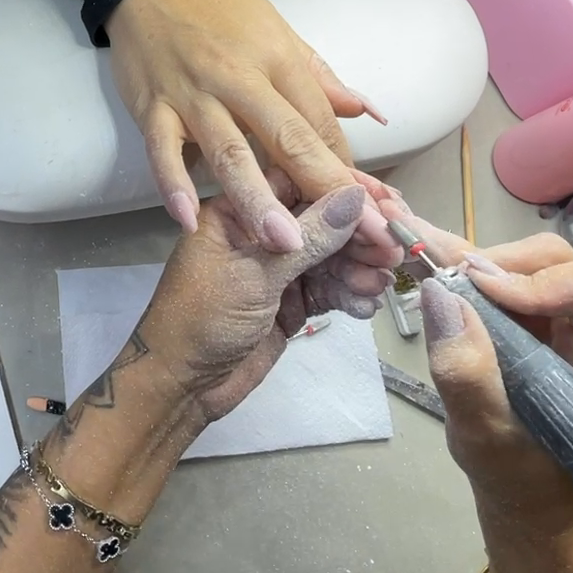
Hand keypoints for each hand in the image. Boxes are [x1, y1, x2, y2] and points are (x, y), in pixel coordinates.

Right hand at [106, 0, 390, 255]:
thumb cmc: (219, 12)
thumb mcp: (276, 30)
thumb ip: (318, 76)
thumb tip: (368, 112)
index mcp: (276, 58)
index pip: (316, 119)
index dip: (342, 164)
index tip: (365, 208)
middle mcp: (238, 78)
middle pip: (283, 137)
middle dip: (316, 186)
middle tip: (350, 234)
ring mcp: (192, 96)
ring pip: (228, 151)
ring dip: (255, 197)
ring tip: (280, 242)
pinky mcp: (152, 108)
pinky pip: (163, 152)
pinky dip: (174, 185)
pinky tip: (188, 220)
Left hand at [140, 185, 367, 423]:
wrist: (180, 386)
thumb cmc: (202, 318)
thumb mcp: (255, 274)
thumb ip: (309, 237)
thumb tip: (355, 195)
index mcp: (235, 212)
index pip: (295, 186)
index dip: (341, 193)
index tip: (384, 203)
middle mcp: (257, 235)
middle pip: (319, 223)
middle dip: (357, 237)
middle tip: (391, 252)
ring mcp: (274, 270)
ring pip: (328, 258)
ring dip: (356, 269)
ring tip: (377, 284)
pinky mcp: (287, 303)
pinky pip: (325, 289)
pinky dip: (346, 295)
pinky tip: (364, 304)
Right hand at [411, 220, 572, 524]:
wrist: (524, 493)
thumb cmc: (516, 477)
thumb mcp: (483, 436)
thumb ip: (466, 373)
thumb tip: (439, 295)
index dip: (537, 281)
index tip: (478, 293)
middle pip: (564, 263)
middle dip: (502, 266)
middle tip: (448, 285)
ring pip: (536, 263)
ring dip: (481, 268)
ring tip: (437, 283)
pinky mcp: (542, 319)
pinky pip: (511, 278)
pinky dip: (469, 273)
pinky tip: (432, 268)